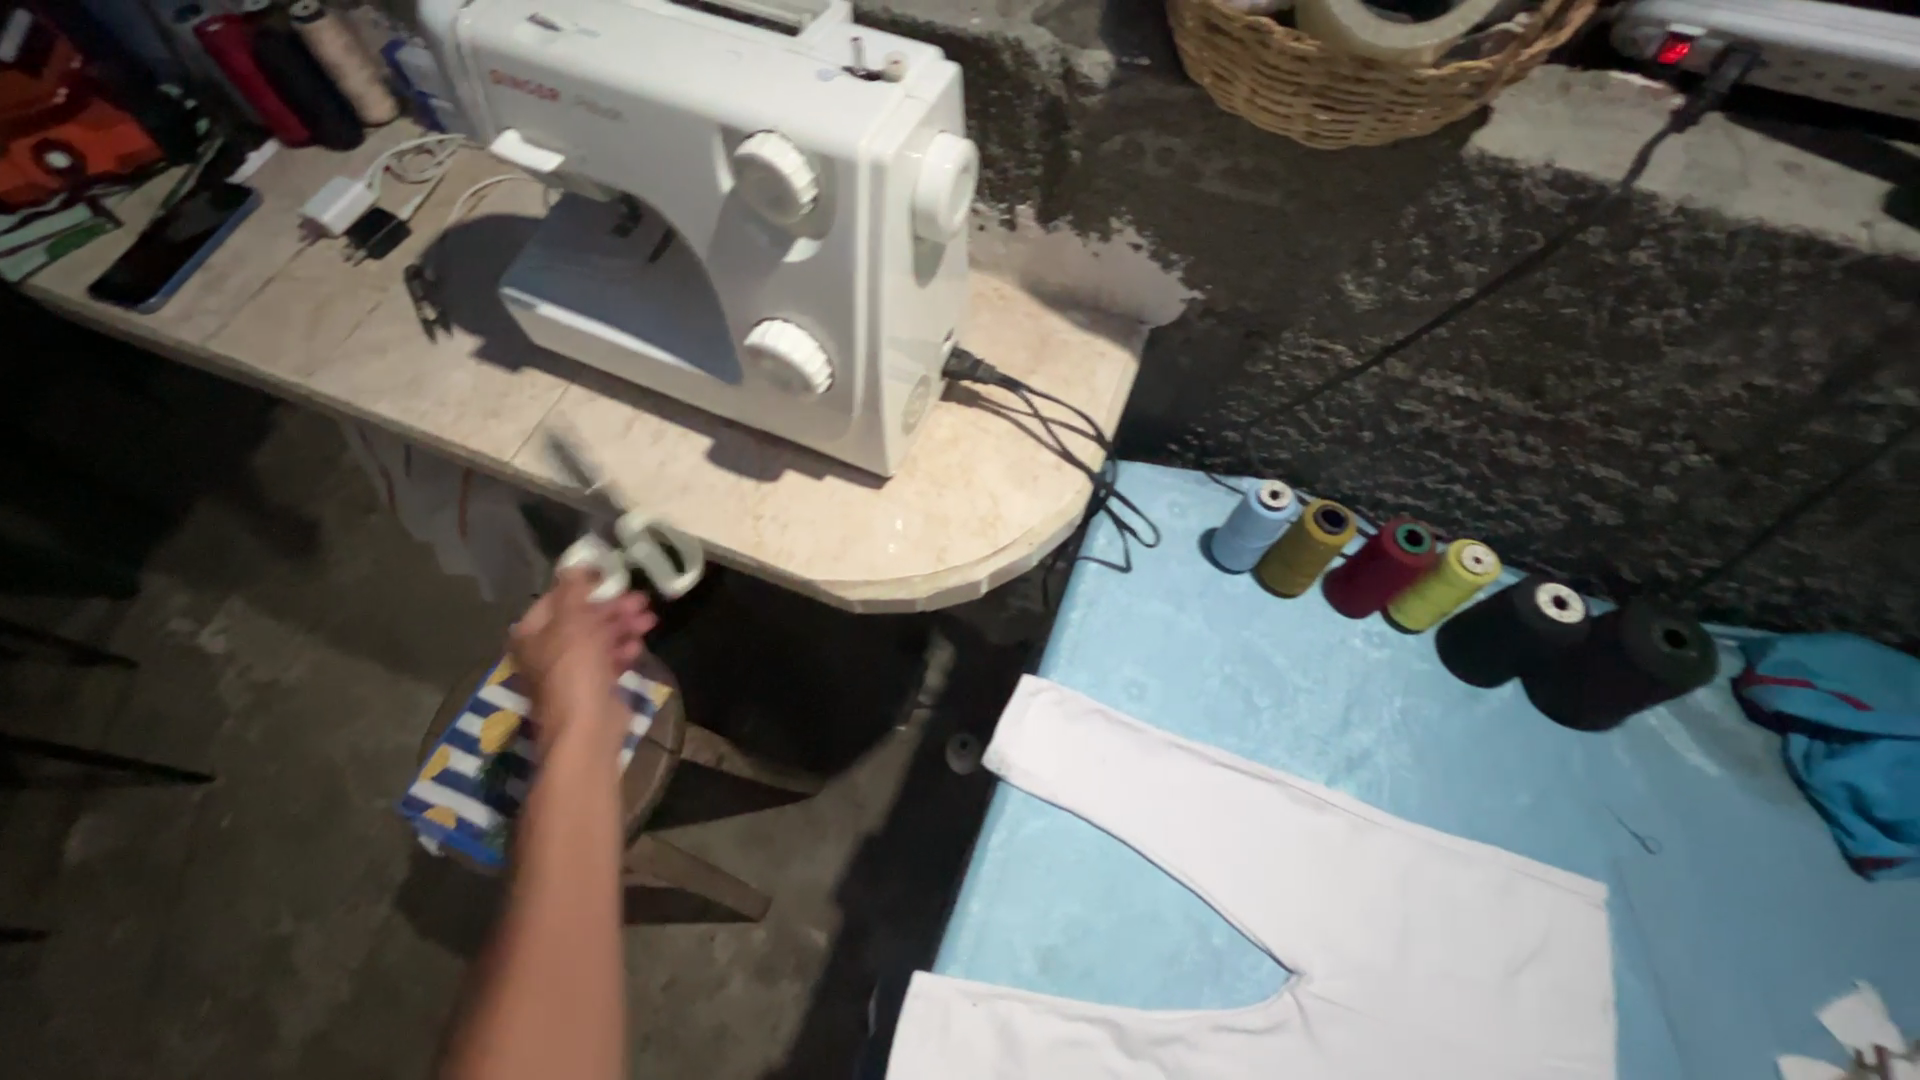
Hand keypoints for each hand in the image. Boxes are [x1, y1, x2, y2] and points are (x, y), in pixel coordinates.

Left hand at [509, 569, 657, 744]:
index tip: (612, 576)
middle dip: (612, 608)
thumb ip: (573, 590)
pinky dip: (623, 650)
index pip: (556, 599)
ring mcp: (570, 670)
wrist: (587, 725)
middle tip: (641, 600)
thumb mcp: (572, 622)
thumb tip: (575, 564)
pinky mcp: (593, 686)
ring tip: (648, 621)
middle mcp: (547, 650)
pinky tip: (637, 647)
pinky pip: (609, 660)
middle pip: (582, 619)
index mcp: (532, 634)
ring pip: (599, 639)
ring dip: (623, 627)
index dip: (584, 586)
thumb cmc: (573, 670)